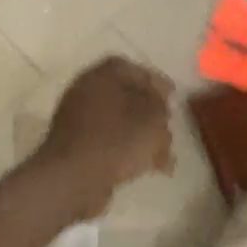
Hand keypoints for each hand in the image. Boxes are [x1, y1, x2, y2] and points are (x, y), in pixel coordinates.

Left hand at [29, 57, 175, 219]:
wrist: (74, 178)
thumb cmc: (117, 140)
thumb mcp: (151, 117)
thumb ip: (159, 104)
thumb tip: (157, 101)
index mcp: (100, 76)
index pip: (128, 68)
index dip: (153, 80)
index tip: (173, 96)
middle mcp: (85, 93)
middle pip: (124, 96)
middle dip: (151, 112)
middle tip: (168, 126)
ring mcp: (78, 121)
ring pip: (119, 122)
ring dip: (143, 135)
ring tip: (165, 154)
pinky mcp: (78, 148)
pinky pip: (110, 143)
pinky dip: (130, 151)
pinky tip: (150, 168)